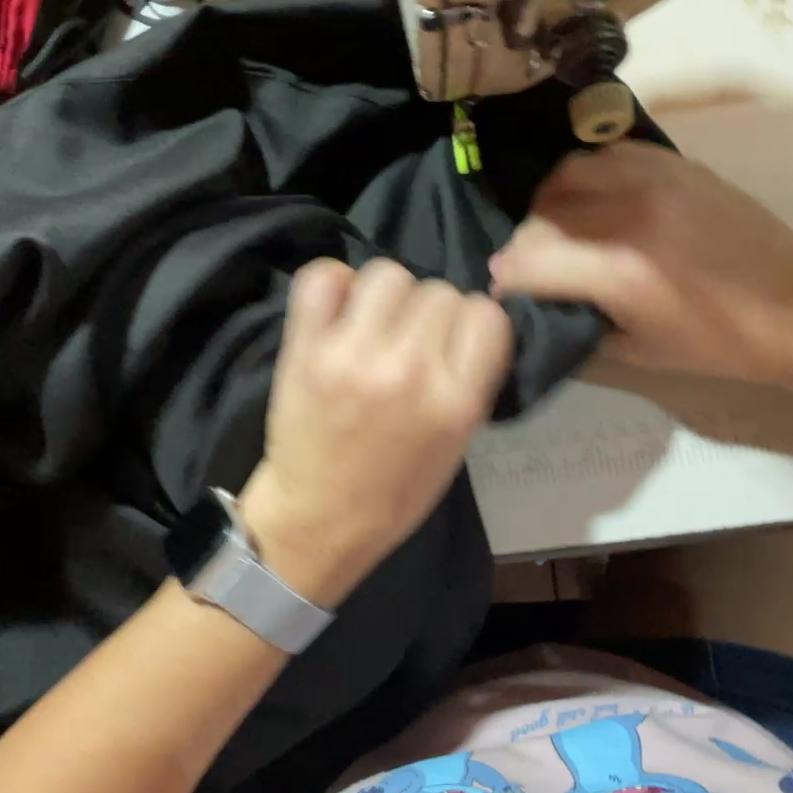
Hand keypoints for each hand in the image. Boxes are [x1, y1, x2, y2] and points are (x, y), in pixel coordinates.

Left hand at [239, 258, 513, 606]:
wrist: (320, 518)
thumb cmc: (395, 491)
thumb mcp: (458, 442)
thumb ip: (471, 380)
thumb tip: (468, 322)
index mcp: (455, 401)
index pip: (486, 315)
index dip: (473, 325)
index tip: (455, 343)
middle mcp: (409, 370)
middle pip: (439, 291)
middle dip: (430, 315)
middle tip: (410, 343)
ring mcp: (353, 356)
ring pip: (388, 274)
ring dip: (387, 296)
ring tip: (374, 327)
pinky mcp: (305, 350)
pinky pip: (323, 278)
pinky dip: (333, 284)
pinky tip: (338, 311)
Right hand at [487, 142, 792, 384]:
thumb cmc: (716, 343)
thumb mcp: (636, 351)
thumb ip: (579, 323)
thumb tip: (538, 305)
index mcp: (618, 272)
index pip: (529, 261)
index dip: (504, 280)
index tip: (502, 292)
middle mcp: (629, 216)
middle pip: (542, 215)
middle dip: (523, 245)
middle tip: (528, 267)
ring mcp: (655, 182)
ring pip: (570, 173)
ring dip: (550, 203)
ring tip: (557, 228)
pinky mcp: (677, 166)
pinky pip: (610, 154)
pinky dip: (589, 176)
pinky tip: (595, 201)